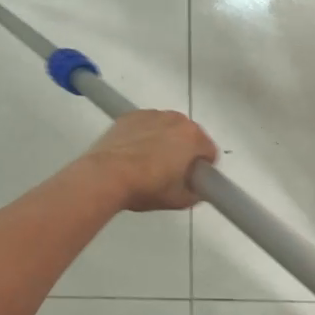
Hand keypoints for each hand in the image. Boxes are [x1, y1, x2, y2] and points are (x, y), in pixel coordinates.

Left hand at [79, 110, 217, 211]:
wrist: (104, 176)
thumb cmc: (146, 187)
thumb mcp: (178, 200)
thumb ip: (195, 194)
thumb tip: (195, 190)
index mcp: (193, 138)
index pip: (210, 152)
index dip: (203, 168)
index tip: (192, 179)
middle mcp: (176, 119)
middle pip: (189, 136)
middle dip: (184, 151)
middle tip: (170, 172)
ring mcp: (152, 115)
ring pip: (167, 128)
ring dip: (165, 140)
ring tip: (148, 162)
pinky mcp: (130, 115)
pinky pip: (146, 125)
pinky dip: (144, 135)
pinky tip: (132, 153)